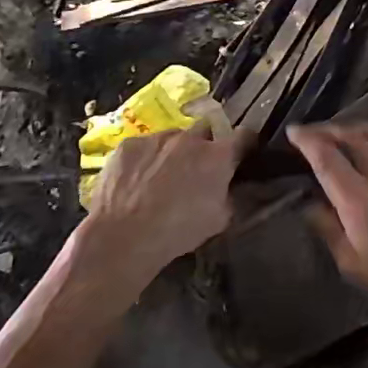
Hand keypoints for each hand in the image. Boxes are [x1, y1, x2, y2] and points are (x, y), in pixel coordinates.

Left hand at [74, 125, 240, 279]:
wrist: (123, 237)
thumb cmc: (179, 230)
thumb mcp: (220, 219)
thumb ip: (230, 194)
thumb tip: (231, 186)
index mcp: (218, 156)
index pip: (243, 135)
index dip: (244, 144)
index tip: (241, 154)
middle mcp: (190, 138)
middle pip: (206, 130)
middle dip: (206, 145)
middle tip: (199, 168)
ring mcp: (157, 138)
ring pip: (174, 137)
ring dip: (175, 151)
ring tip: (163, 176)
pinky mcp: (128, 144)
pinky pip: (145, 146)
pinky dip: (147, 158)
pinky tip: (138, 179)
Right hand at [288, 123, 367, 314]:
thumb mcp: (353, 264)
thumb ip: (329, 229)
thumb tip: (309, 205)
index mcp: (357, 200)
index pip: (327, 157)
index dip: (307, 140)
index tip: (293, 132)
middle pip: (349, 137)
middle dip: (325, 129)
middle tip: (309, 133)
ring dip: (352, 127)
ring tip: (337, 132)